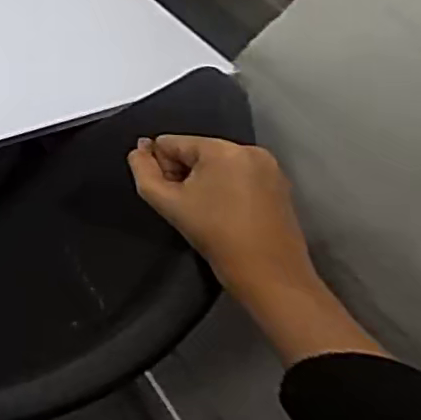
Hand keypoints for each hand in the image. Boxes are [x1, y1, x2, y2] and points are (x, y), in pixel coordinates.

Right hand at [127, 135, 312, 290]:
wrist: (269, 275)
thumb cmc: (213, 233)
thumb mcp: (161, 198)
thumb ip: (140, 166)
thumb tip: (141, 149)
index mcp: (223, 149)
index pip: (167, 143)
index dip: (161, 168)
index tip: (174, 196)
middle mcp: (250, 151)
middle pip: (192, 150)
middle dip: (183, 173)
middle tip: (188, 204)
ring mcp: (270, 168)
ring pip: (212, 163)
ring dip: (201, 181)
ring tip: (207, 209)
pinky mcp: (280, 185)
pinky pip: (234, 174)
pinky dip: (223, 187)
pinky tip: (226, 212)